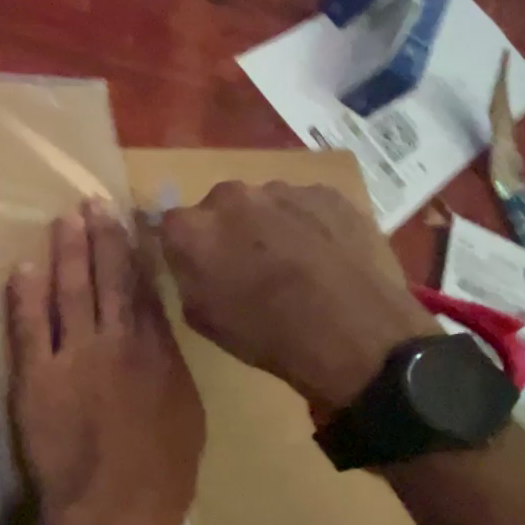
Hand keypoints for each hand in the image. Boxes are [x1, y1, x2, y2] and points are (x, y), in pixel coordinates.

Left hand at [7, 201, 205, 524]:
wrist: (114, 510)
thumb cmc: (160, 476)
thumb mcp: (186, 417)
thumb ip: (169, 369)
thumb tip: (156, 337)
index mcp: (159, 354)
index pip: (145, 291)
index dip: (134, 254)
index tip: (127, 222)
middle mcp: (118, 344)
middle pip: (109, 280)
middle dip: (100, 238)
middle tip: (91, 202)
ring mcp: (75, 357)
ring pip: (70, 292)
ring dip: (66, 253)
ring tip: (63, 220)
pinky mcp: (37, 377)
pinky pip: (29, 326)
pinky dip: (25, 295)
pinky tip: (23, 268)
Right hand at [159, 182, 440, 412]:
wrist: (355, 333)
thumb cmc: (266, 334)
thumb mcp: (202, 317)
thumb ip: (186, 276)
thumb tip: (188, 261)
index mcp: (191, 229)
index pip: (169, 224)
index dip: (182, 245)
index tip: (195, 265)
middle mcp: (231, 197)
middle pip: (217, 207)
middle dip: (225, 230)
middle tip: (245, 265)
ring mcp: (283, 190)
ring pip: (263, 204)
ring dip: (267, 226)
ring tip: (291, 262)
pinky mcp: (328, 193)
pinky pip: (304, 205)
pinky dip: (306, 224)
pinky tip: (322, 256)